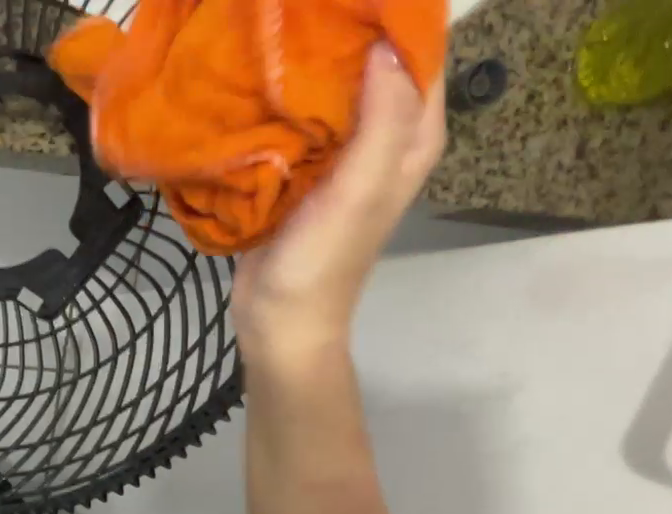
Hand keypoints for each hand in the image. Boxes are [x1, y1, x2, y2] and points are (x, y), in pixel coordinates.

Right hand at [231, 43, 444, 356]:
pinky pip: (293, 124)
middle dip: (343, 36)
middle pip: (372, 67)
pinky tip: (252, 87)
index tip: (348, 0)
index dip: (394, 18)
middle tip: (300, 13)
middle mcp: (379, 140)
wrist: (278, 323)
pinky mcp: (296, 174)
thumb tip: (384, 44)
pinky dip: (277, 104)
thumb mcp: (361, 190)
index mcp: (410, 138)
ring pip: (329, 93)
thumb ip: (382, 121)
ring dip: (304, 67)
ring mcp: (336, 158)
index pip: (420, 54)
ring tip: (272, 35)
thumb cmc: (323, 262)